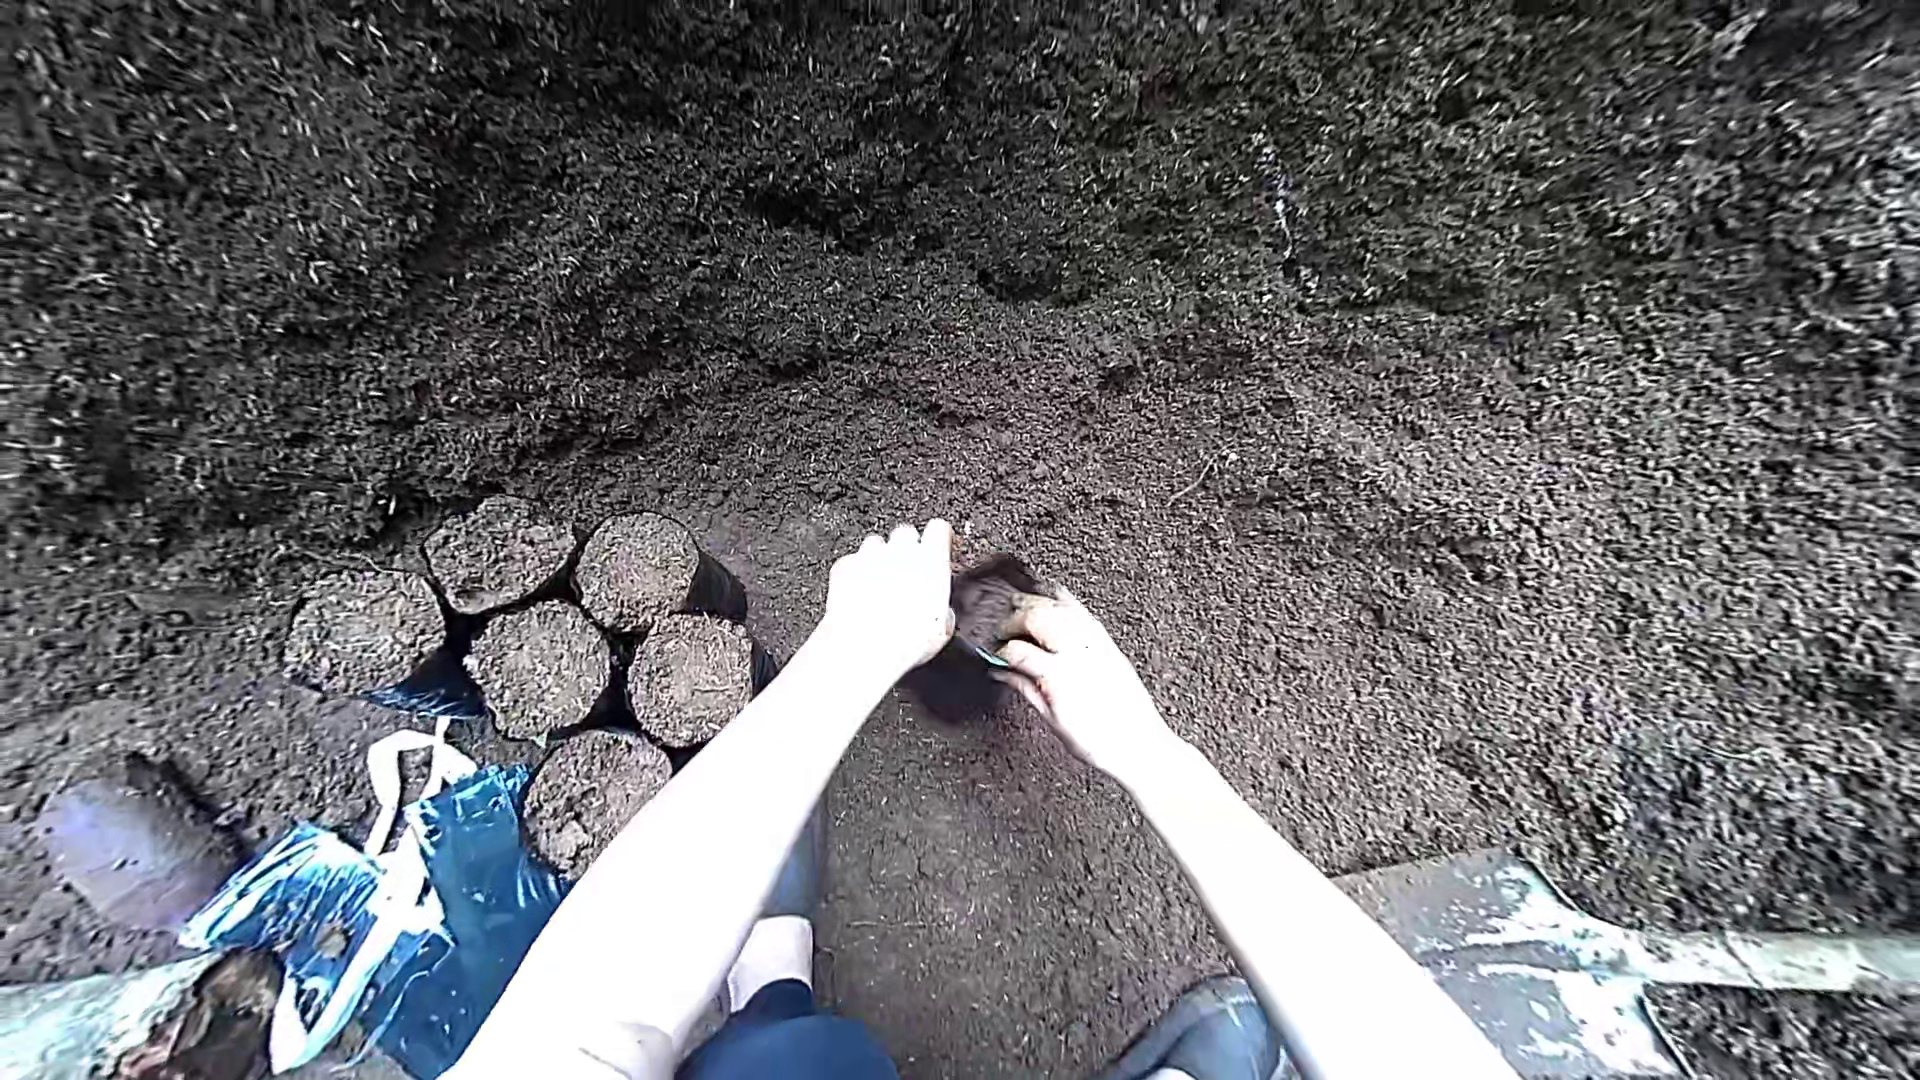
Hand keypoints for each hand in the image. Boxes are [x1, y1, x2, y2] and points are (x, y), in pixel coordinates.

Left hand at [816, 519, 955, 677]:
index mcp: (931, 559)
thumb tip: (940, 612)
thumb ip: (942, 607)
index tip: (937, 548)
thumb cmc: (905, 640)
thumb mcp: (941, 629)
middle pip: (906, 532)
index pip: (939, 528)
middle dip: (906, 548)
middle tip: (907, 573)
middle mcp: (901, 549)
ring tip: (880, 585)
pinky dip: (855, 572)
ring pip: (876, 543)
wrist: (864, 648)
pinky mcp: (844, 566)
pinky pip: (852, 561)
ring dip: (879, 558)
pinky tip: (858, 594)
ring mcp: (870, 555)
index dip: (938, 538)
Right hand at [996, 589, 1182, 785]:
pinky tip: (1055, 596)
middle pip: (1036, 617)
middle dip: (1012, 619)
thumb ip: (1024, 688)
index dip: (999, 650)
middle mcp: (1077, 652)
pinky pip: (1082, 611)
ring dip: (1036, 601)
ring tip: (1019, 603)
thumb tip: (1003, 672)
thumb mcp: (1052, 719)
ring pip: (1059, 606)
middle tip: (1001, 629)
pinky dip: (1065, 599)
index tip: (994, 654)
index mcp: (1058, 675)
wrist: (1139, 745)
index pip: (1017, 650)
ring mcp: (1094, 643)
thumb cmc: (1100, 741)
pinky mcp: (1107, 642)